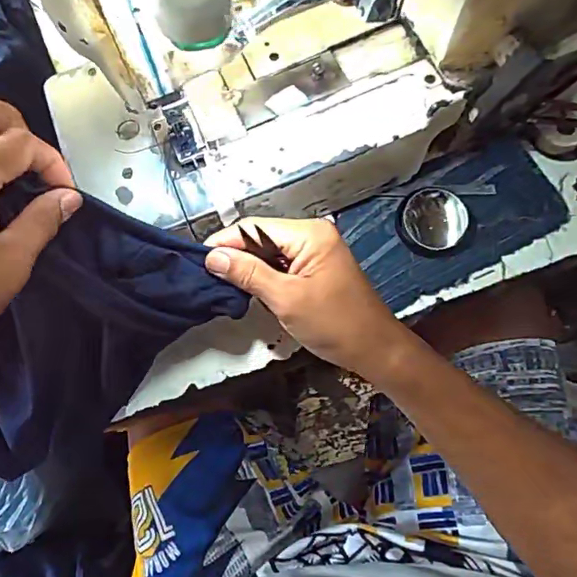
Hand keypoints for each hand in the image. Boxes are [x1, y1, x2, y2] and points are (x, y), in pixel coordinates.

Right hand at [203, 217, 421, 378]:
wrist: (374, 349)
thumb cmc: (337, 324)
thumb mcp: (285, 299)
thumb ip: (248, 274)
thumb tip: (214, 257)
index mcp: (310, 234)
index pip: (254, 228)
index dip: (225, 242)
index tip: (201, 260)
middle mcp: (313, 235)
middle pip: (260, 237)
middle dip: (236, 256)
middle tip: (210, 276)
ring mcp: (315, 251)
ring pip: (268, 253)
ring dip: (249, 268)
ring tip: (226, 285)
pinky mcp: (314, 268)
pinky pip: (280, 264)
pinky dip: (264, 277)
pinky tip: (252, 290)